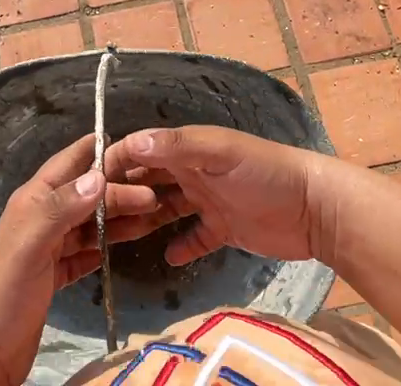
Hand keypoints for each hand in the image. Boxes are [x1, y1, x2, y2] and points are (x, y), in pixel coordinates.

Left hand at [0, 135, 177, 385]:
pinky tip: (129, 244)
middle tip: (155, 195)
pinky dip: (108, 245)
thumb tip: (100, 176)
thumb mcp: (31, 242)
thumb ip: (62, 207)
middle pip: (87, 195)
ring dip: (119, 218)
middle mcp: (43, 217)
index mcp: (35, 200)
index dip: (97, 151)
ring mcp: (49, 247)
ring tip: (152, 217)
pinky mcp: (55, 275)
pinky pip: (87, 251)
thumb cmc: (5, 288)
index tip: (133, 144)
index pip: (69, 163)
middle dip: (119, 191)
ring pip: (90, 223)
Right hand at [104, 126, 330, 267]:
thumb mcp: (220, 153)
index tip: (87, 181)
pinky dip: (182, 246)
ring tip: (121, 238)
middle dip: (124, 192)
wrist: (313, 208)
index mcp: (189, 148)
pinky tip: (169, 258)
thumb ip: (179, 147)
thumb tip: (133, 142)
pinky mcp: (224, 228)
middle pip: (150, 180)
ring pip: (167, 208)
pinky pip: (195, 237)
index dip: (116, 161)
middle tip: (95, 216)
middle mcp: (193, 171)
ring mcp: (208, 200)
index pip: (142, 150)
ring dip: (147, 219)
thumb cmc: (264, 171)